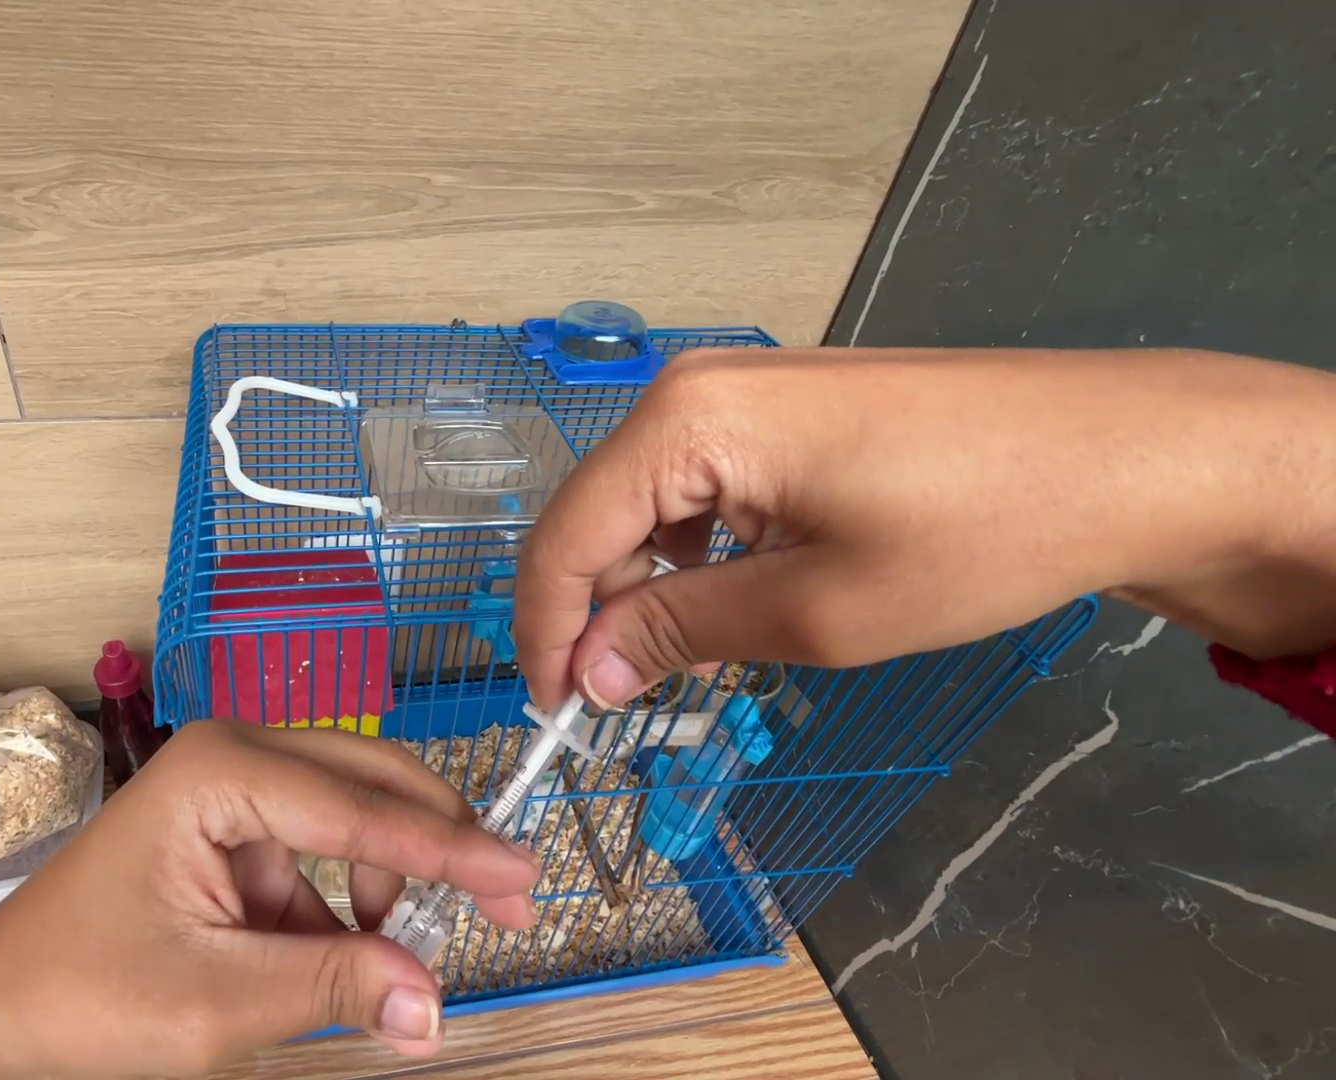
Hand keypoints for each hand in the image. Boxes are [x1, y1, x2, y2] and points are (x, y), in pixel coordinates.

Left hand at [0, 721, 542, 1078]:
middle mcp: (235, 754)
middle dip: (439, 836)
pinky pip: (320, 846)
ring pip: (352, 809)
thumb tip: (435, 1007)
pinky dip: (351, 892)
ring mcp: (236, 785)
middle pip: (368, 778)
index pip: (357, 808)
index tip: (523, 877)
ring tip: (407, 943)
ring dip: (393, 872)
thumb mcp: (213, 1003)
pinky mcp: (236, 824)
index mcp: (221, 768)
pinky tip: (351, 938)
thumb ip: (331, 987)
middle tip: (511, 892)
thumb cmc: (79, 1003)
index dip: (448, 848)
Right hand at [514, 346, 1335, 710]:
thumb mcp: (813, 610)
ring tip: (680, 650)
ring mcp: (723, 391)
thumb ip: (677, 634)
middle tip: (616, 696)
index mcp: (684, 424)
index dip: (545, 629)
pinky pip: (681, 488)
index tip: (554, 708)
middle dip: (593, 611)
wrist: (1140, 453)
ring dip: (639, 585)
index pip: (567, 536)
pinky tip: (720, 588)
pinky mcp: (759, 407)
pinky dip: (681, 551)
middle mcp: (685, 391)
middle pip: (593, 518)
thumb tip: (585, 677)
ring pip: (633, 506)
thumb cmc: (980, 532)